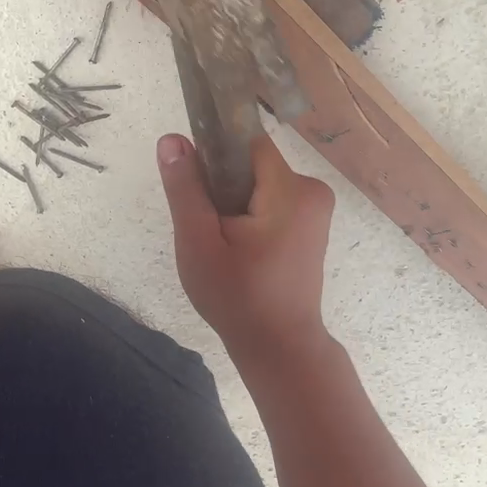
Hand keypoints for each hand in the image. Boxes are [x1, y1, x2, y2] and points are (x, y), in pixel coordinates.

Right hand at [157, 132, 336, 364]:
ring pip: (258, 182)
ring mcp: (315, 208)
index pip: (246, 142)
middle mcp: (312, 190)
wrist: (280, 348)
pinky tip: (238, 248)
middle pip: (252, 162)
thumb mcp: (198, 243)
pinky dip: (248, 215)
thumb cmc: (238, 298)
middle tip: (206, 228)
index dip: (214, 154)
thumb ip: (185, 189)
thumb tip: (171, 139)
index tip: (194, 184)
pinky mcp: (311, 224)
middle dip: (222, 185)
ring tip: (221, 243)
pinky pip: (270, 200)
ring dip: (233, 202)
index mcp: (291, 190)